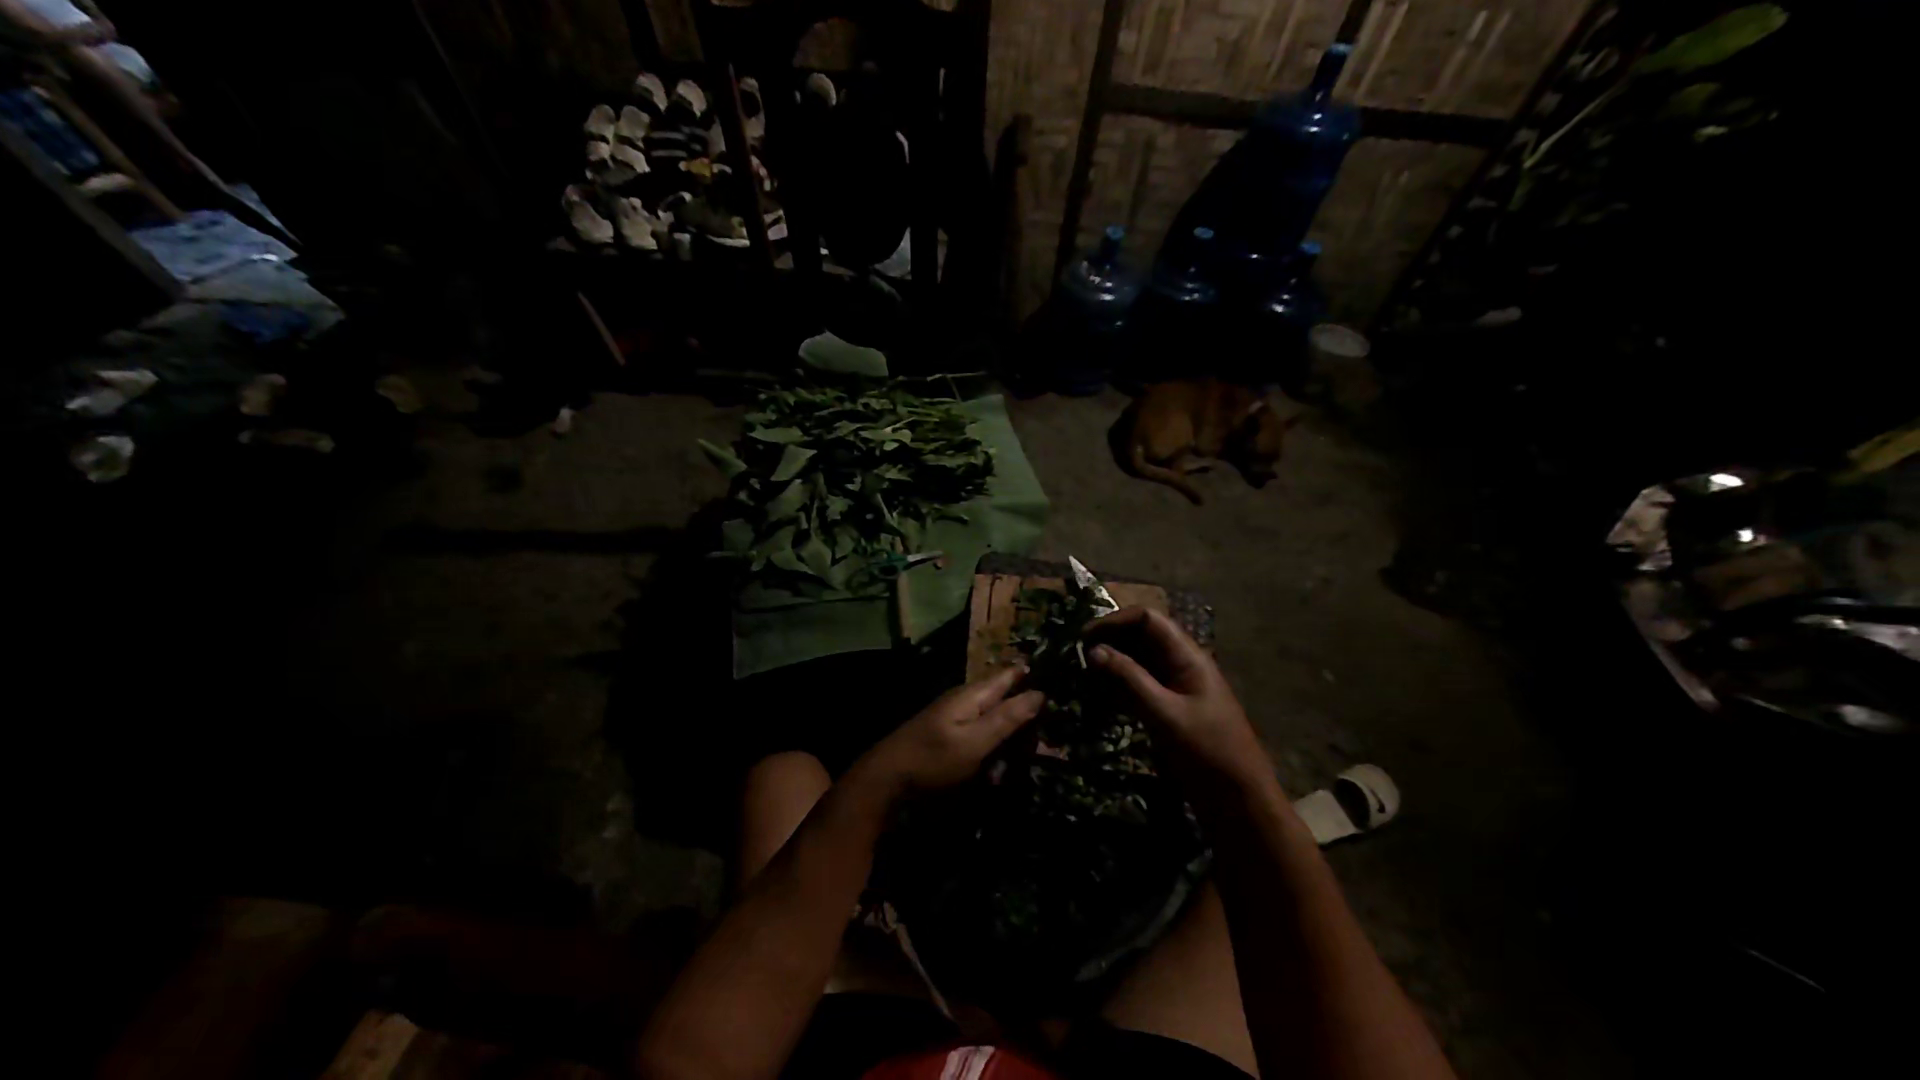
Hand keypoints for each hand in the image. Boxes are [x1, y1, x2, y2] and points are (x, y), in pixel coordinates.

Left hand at [857, 666, 1044, 797]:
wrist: (887, 781)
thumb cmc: (932, 760)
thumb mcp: (974, 742)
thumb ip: (1007, 718)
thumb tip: (1040, 692)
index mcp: (974, 693)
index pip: (1013, 674)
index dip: (1037, 677)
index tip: (1066, 688)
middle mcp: (967, 700)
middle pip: (1008, 700)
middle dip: (1028, 719)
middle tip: (1050, 742)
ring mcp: (958, 719)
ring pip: (997, 722)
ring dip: (1012, 741)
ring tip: (1026, 763)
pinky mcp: (953, 738)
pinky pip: (983, 738)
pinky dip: (995, 752)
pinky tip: (999, 773)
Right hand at [1088, 608, 1270, 791]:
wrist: (1239, 800)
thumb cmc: (1208, 751)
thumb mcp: (1165, 713)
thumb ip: (1129, 679)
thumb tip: (1093, 650)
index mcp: (1187, 656)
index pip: (1148, 619)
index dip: (1115, 621)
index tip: (1083, 636)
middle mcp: (1179, 665)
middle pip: (1139, 638)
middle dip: (1108, 641)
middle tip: (1074, 655)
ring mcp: (1173, 689)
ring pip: (1135, 663)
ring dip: (1109, 664)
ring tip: (1077, 674)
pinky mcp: (1166, 711)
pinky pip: (1136, 688)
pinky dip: (1115, 687)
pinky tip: (1093, 696)